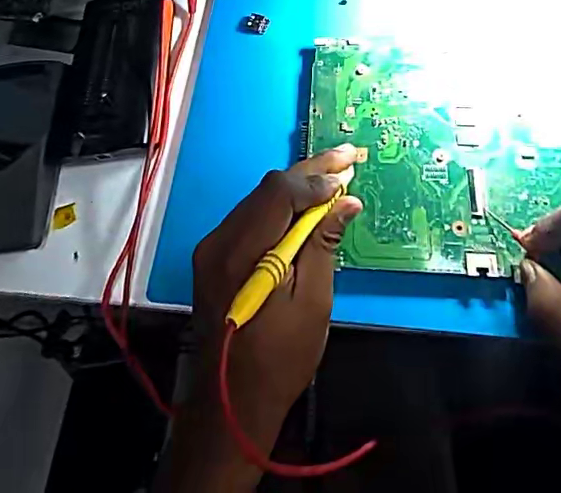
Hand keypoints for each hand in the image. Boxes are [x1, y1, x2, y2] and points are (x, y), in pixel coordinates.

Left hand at [155, 146, 361, 492]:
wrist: (231, 404)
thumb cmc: (279, 362)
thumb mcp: (312, 305)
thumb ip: (323, 245)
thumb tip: (345, 200)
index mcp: (239, 253)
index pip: (277, 193)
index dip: (316, 179)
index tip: (348, 173)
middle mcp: (218, 240)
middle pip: (267, 189)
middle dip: (310, 172)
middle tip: (348, 156)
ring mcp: (212, 245)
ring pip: (259, 198)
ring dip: (297, 186)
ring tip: (335, 174)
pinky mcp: (214, 253)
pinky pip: (251, 215)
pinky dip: (281, 205)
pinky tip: (307, 202)